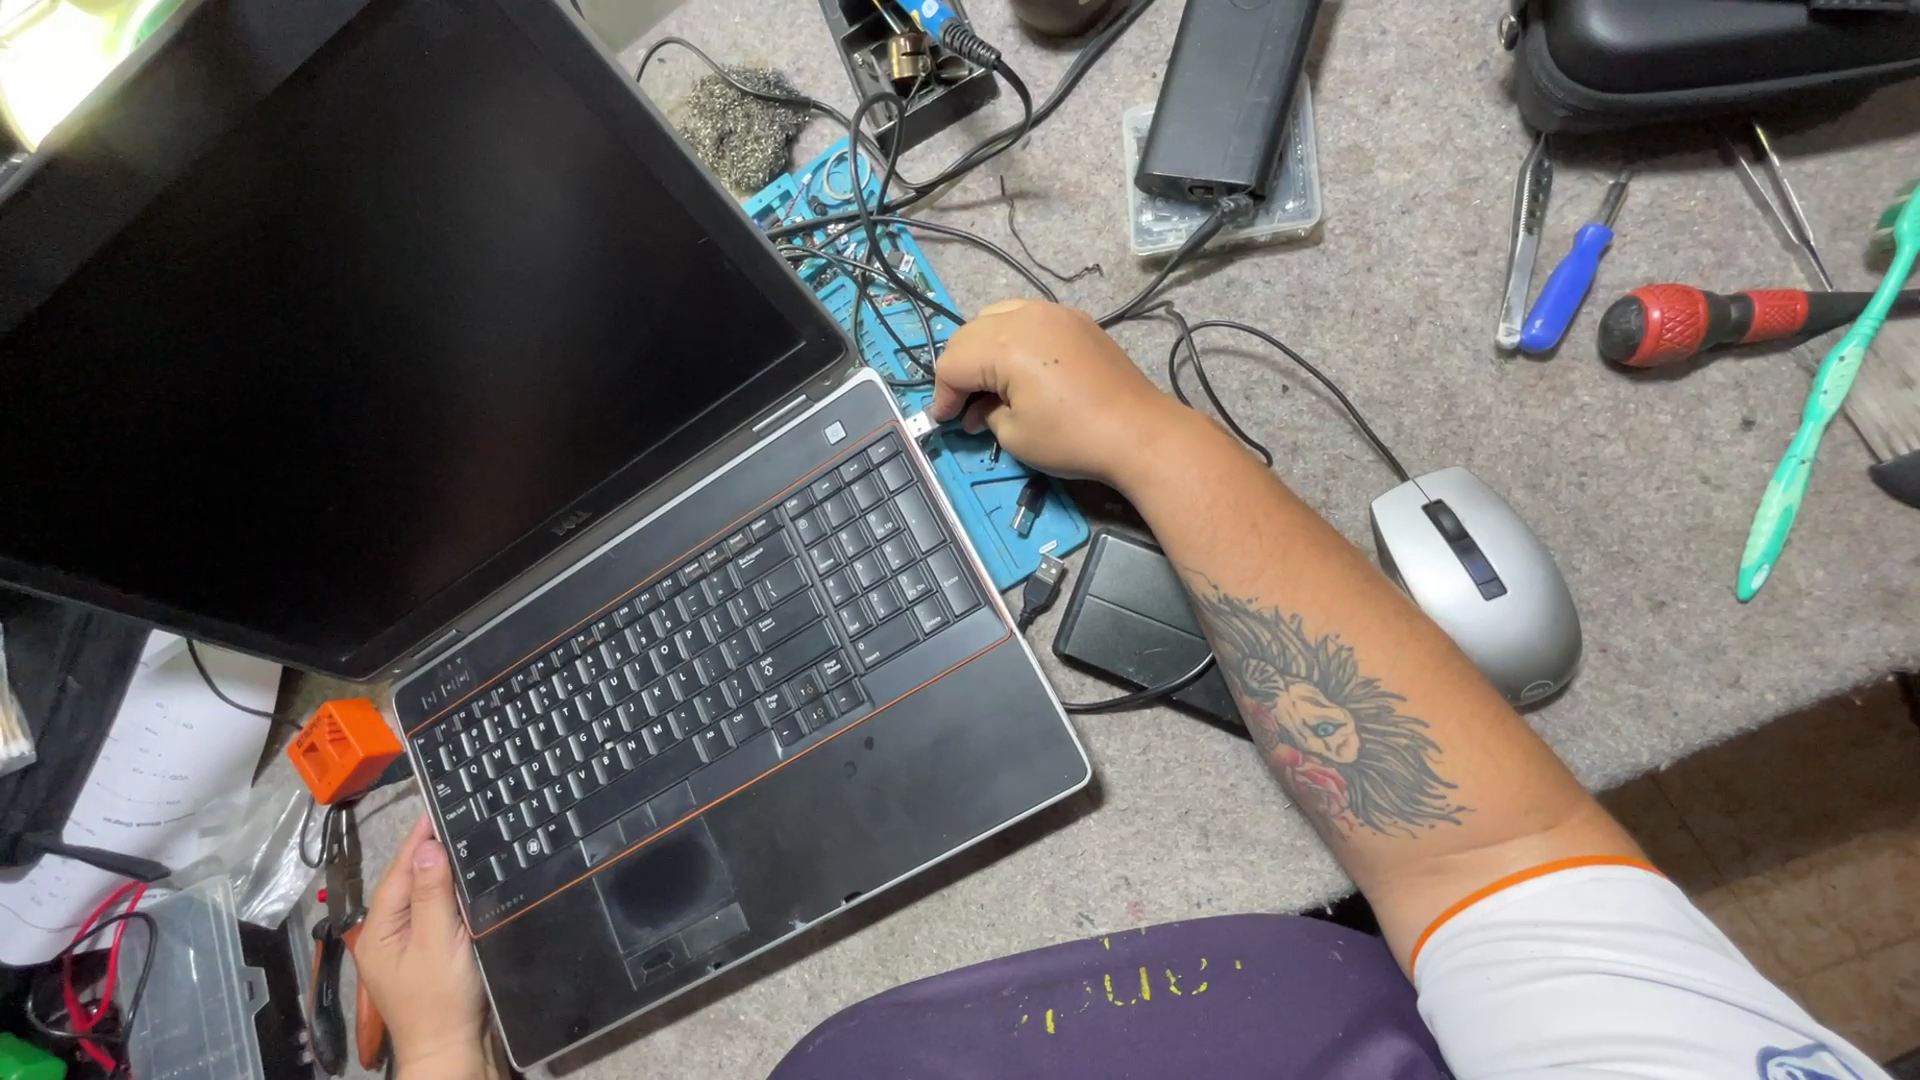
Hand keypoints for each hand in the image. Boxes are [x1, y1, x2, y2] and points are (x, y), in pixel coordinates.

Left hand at [354, 815, 496, 1079]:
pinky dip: (448, 885)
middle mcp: (387, 933)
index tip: (436, 806)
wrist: (451, 1046)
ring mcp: (407, 942)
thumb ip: (432, 894)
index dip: (417, 839)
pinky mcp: (428, 948)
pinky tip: (464, 874)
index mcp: (380, 930)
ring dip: (439, 863)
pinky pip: (435, 906)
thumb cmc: (440, 995)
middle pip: (408, 879)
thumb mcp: (438, 941)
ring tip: (461, 833)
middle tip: (453, 812)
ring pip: (422, 891)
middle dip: (427, 846)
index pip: (399, 872)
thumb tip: (427, 847)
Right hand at [932, 299, 1192, 486]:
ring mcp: (1055, 312)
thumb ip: (985, 414)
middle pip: (970, 333)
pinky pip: (1028, 318)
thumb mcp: (1014, 436)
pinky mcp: (1076, 321)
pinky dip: (1012, 339)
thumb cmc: (1072, 439)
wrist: (1138, 433)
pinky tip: (1020, 370)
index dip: (943, 394)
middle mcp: (1027, 316)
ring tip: (989, 384)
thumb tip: (976, 410)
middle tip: (963, 406)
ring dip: (983, 348)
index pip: (953, 362)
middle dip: (959, 369)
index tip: (945, 420)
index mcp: (1006, 344)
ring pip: (997, 317)